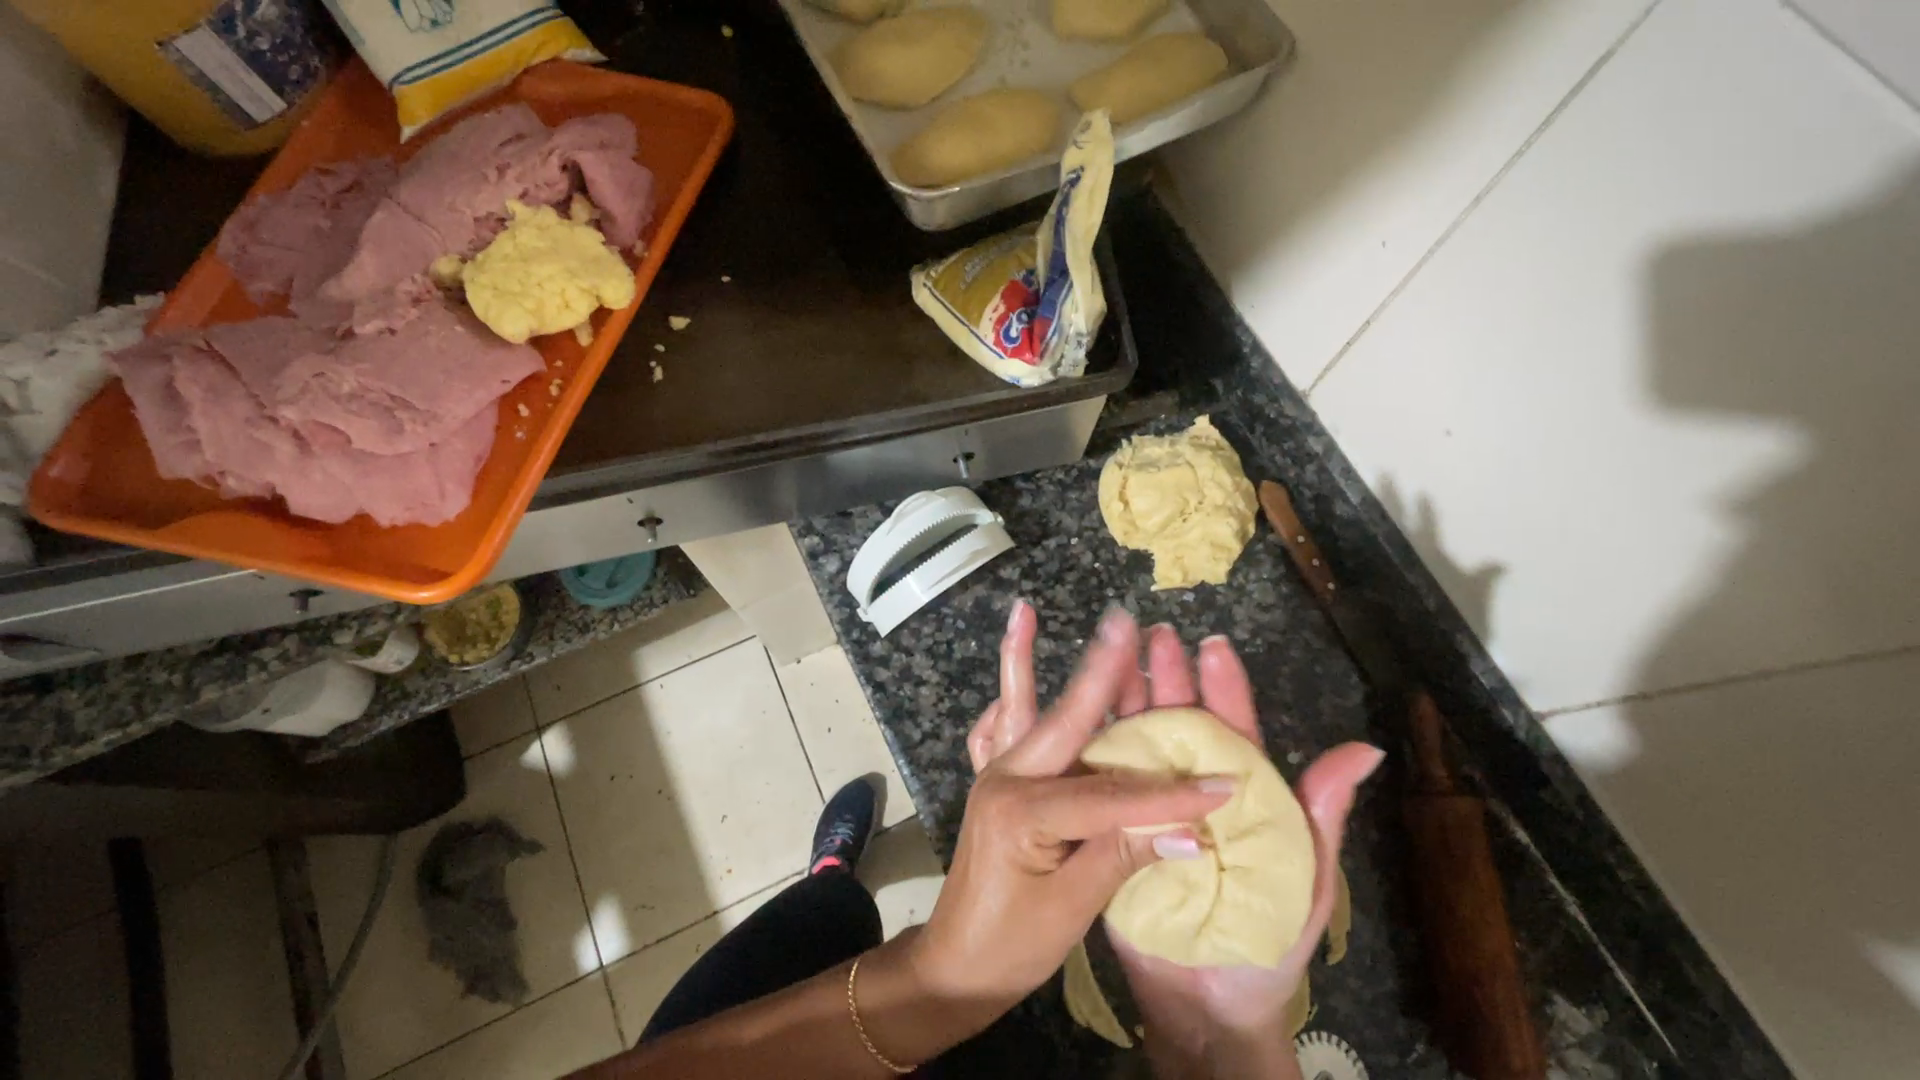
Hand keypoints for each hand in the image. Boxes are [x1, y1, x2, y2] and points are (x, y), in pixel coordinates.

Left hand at [908, 605, 1232, 1023]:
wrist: (954, 965)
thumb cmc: (1011, 945)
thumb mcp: (1072, 909)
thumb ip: (1124, 855)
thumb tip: (1194, 827)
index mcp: (1023, 811)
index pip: (1110, 795)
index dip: (1170, 793)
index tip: (1226, 783)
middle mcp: (1006, 778)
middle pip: (1063, 719)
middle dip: (1100, 670)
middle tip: (1124, 621)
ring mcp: (996, 776)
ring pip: (1024, 710)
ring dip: (1027, 659)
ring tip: (1024, 612)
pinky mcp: (996, 782)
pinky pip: (1001, 730)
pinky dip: (1009, 697)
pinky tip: (1009, 676)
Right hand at [1107, 625, 1381, 1059]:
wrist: (1209, 1006)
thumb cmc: (1265, 941)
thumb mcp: (1306, 875)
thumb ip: (1322, 812)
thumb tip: (1365, 749)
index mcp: (1239, 793)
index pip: (1231, 730)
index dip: (1222, 687)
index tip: (1211, 645)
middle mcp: (1189, 790)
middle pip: (1177, 724)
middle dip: (1167, 676)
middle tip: (1153, 634)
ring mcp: (1147, 809)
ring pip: (1136, 743)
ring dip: (1125, 701)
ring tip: (1112, 658)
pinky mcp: (1112, 834)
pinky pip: (1100, 788)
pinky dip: (1089, 750)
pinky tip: (1078, 718)